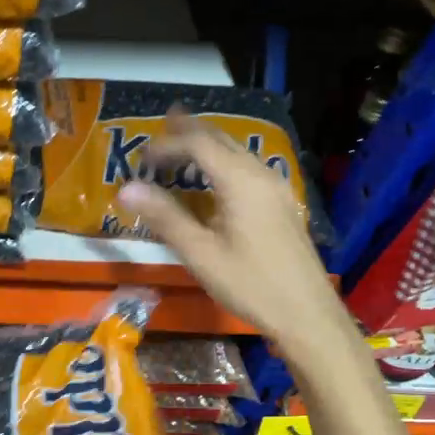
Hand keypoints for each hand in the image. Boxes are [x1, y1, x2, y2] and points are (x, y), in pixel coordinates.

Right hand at [116, 112, 353, 355]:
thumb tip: (127, 189)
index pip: (199, 145)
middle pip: (222, 141)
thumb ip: (165, 217)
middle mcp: (261, 176)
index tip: (140, 155)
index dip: (168, 144)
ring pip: (237, 154)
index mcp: (241, 182)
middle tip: (165, 121)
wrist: (307, 314)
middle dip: (191, 131)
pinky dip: (222, 163)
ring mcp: (275, 190)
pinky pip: (247, 170)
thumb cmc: (251, 284)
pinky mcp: (280, 206)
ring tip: (184, 142)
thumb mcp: (201, 254)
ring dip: (208, 146)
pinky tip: (213, 177)